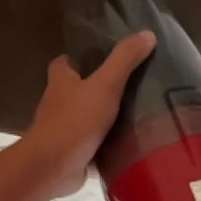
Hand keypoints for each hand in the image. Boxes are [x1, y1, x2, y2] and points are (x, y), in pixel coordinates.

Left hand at [19, 31, 155, 194]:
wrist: (54, 166)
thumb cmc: (75, 120)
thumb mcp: (105, 85)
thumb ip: (124, 60)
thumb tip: (147, 34)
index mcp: (60, 82)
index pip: (63, 63)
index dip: (78, 59)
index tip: (101, 58)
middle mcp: (57, 104)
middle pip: (75, 91)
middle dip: (95, 89)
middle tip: (128, 87)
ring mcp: (62, 130)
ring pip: (84, 118)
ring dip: (102, 118)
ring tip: (135, 114)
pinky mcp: (70, 153)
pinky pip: (91, 144)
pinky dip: (105, 144)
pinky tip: (128, 143)